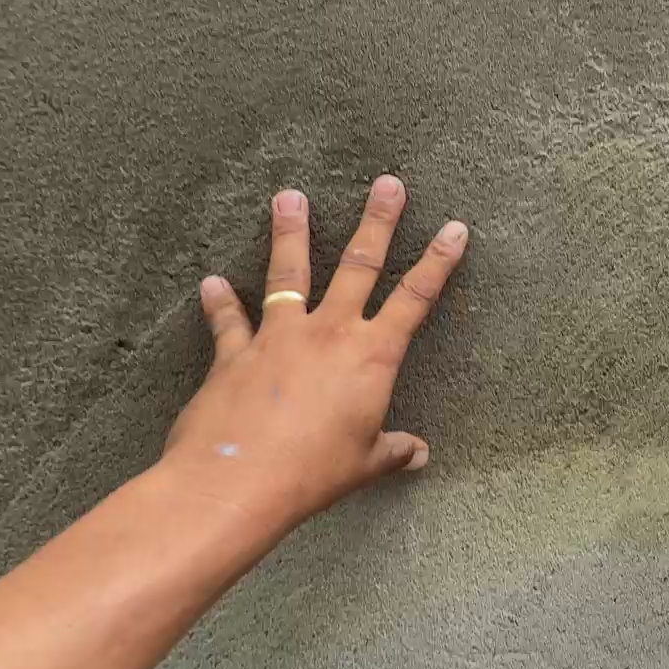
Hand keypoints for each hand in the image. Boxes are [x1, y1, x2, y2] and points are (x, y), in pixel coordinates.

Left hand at [161, 175, 468, 527]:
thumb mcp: (366, 462)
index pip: (418, 296)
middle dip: (378, 221)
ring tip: (290, 196)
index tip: (455, 228)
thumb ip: (394, 450)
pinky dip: (220, 302)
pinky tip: (212, 282)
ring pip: (290, 272)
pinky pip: (229, 321)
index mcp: (374, 354)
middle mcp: (331, 332)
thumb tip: (418, 455)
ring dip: (291, 232)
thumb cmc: (314, 472)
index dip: (439, 260)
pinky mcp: (234, 355)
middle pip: (360, 264)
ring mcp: (280, 337)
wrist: (234, 484)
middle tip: (387, 184)